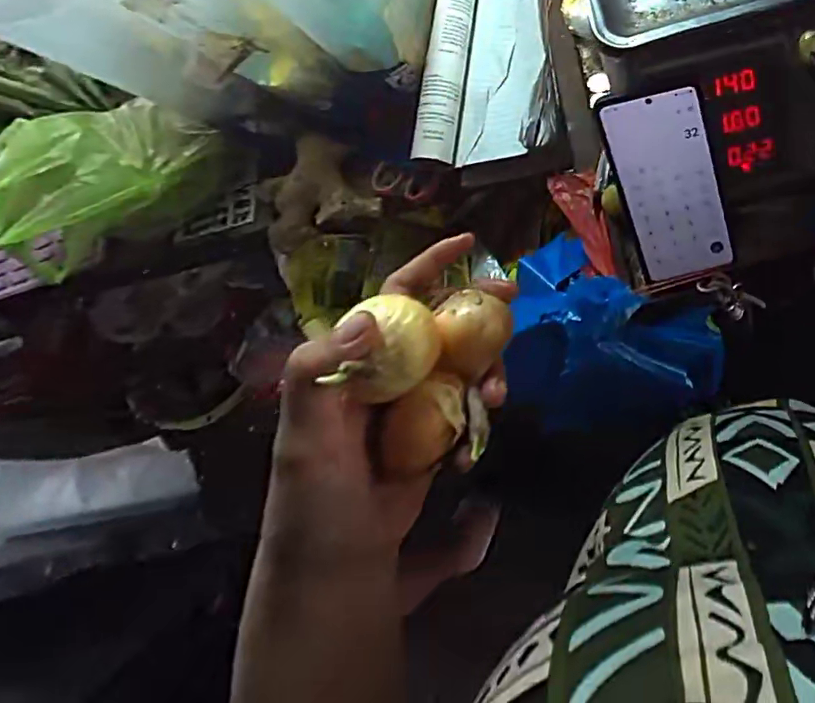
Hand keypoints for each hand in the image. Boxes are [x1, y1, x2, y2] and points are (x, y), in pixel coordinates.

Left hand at [261, 234, 512, 591]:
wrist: (335, 571)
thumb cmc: (312, 500)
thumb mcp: (302, 438)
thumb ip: (318, 373)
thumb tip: (369, 315)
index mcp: (354, 360)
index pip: (395, 298)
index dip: (430, 266)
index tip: (469, 243)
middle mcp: (387, 372)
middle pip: (442, 323)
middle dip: (478, 310)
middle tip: (512, 302)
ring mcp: (414, 402)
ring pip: (464, 362)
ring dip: (488, 369)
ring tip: (496, 397)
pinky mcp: (434, 433)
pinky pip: (468, 407)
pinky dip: (480, 418)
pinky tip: (472, 449)